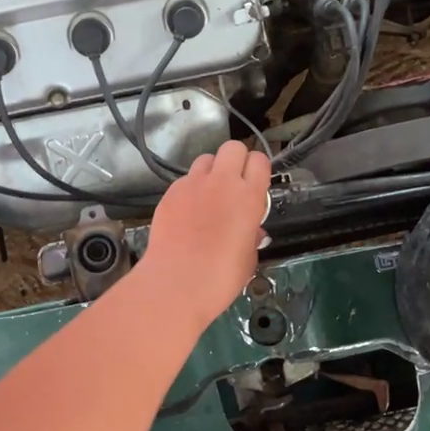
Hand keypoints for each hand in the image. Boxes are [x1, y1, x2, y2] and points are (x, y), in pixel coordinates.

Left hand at [143, 141, 270, 320]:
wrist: (177, 283)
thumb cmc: (221, 277)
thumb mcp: (248, 258)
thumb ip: (252, 235)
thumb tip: (252, 230)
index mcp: (249, 196)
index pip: (259, 160)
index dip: (257, 169)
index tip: (255, 184)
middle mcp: (222, 182)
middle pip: (233, 147)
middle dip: (235, 160)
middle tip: (233, 183)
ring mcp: (193, 184)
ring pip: (206, 159)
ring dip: (211, 171)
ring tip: (208, 195)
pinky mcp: (170, 192)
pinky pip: (185, 180)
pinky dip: (190, 189)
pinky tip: (188, 212)